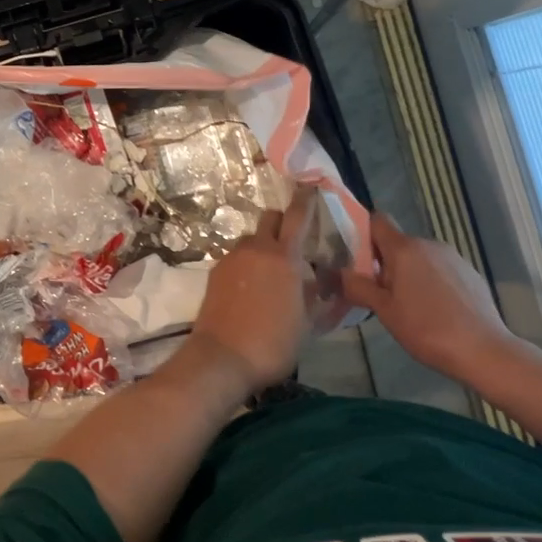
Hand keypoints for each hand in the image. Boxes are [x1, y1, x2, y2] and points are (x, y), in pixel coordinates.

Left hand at [183, 194, 319, 394]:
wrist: (222, 356)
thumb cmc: (273, 343)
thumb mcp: (307, 322)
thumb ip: (317, 295)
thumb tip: (325, 278)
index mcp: (284, 258)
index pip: (297, 217)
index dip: (305, 199)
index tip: (309, 185)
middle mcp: (256, 249)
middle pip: (270, 219)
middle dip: (283, 221)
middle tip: (294, 240)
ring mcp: (232, 258)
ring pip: (252, 238)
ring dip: (264, 245)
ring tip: (273, 271)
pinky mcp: (216, 271)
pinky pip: (237, 256)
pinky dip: (248, 262)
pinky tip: (253, 286)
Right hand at [339, 212, 521, 380]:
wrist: (486, 352)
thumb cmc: (428, 329)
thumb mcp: (384, 311)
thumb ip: (358, 287)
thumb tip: (339, 273)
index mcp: (405, 248)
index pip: (377, 220)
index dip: (364, 233)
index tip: (358, 259)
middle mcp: (429, 245)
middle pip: (398, 243)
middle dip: (386, 262)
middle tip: (381, 293)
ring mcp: (454, 258)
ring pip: (421, 258)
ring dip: (411, 273)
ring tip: (411, 306)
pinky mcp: (472, 275)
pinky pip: (442, 270)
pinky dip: (434, 283)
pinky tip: (437, 312)